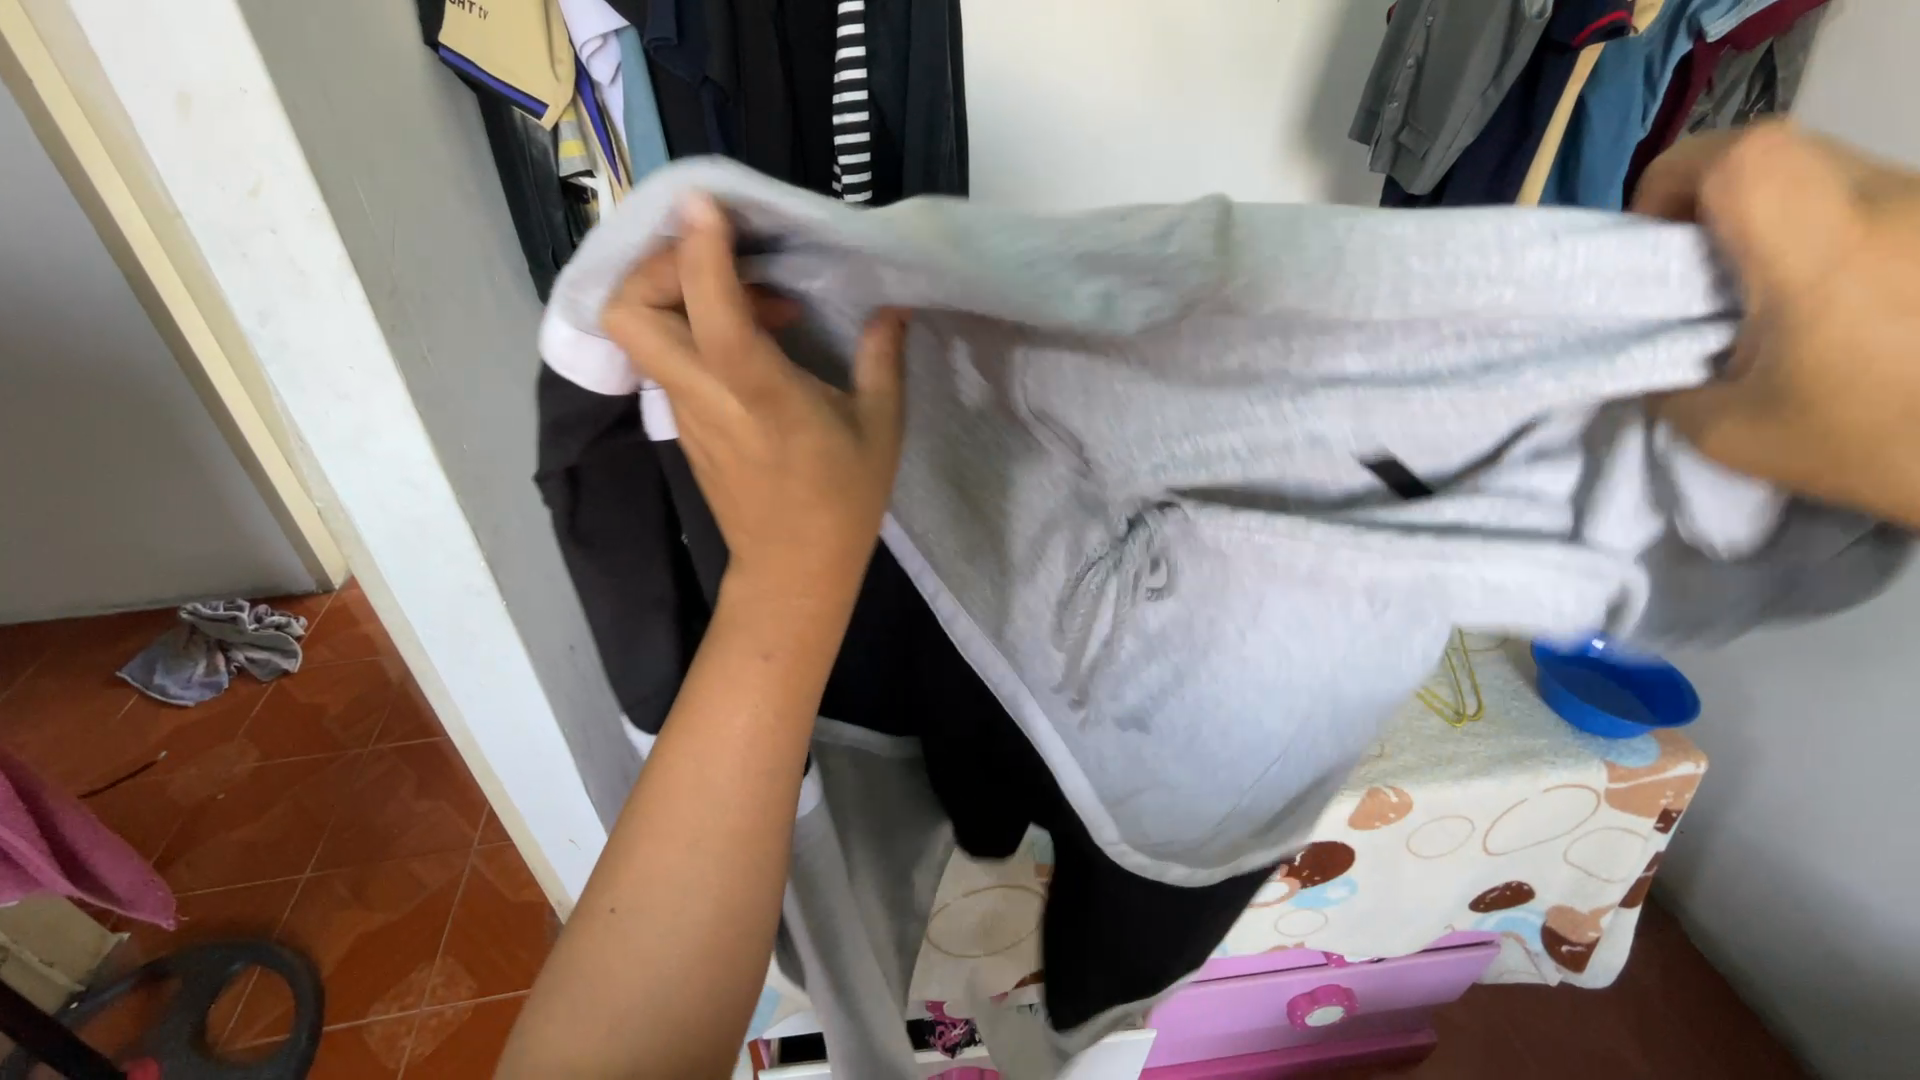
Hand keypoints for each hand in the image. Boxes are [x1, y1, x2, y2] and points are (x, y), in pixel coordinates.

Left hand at [601, 193, 909, 609]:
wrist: (792, 570)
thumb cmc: (843, 502)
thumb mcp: (881, 429)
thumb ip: (882, 358)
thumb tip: (893, 305)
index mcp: (763, 398)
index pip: (713, 314)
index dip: (701, 253)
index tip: (708, 205)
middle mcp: (708, 398)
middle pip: (630, 313)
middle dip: (659, 265)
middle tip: (720, 255)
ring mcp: (685, 412)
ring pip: (642, 331)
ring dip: (680, 291)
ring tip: (755, 298)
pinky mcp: (682, 422)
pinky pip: (667, 354)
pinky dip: (693, 324)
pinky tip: (753, 337)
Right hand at [1633, 121, 1919, 527]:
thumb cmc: (1878, 444)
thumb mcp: (1732, 433)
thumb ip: (1667, 382)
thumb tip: (1648, 353)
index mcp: (1825, 252)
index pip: (1741, 156)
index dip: (1674, 179)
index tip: (1655, 242)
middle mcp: (1889, 207)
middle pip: (1777, 150)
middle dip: (1710, 193)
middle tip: (1692, 264)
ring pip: (1821, 170)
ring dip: (1765, 214)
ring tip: (1757, 291)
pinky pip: (1865, 200)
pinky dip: (1816, 231)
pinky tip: (1821, 299)